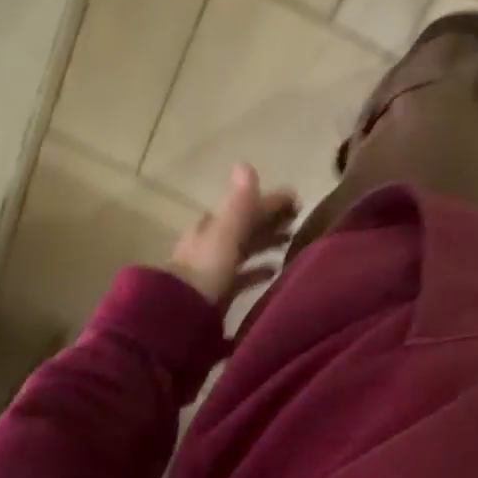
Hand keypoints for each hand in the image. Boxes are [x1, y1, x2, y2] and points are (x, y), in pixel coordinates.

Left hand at [166, 163, 297, 308]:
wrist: (180, 313)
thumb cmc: (205, 269)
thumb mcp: (225, 233)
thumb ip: (238, 203)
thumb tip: (245, 163)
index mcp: (212, 226)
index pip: (245, 207)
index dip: (269, 203)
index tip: (296, 201)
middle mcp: (210, 244)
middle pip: (244, 228)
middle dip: (269, 223)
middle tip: (298, 224)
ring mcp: (213, 270)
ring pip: (244, 251)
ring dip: (265, 245)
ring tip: (290, 246)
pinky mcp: (218, 294)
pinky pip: (242, 277)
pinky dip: (257, 272)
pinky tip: (272, 275)